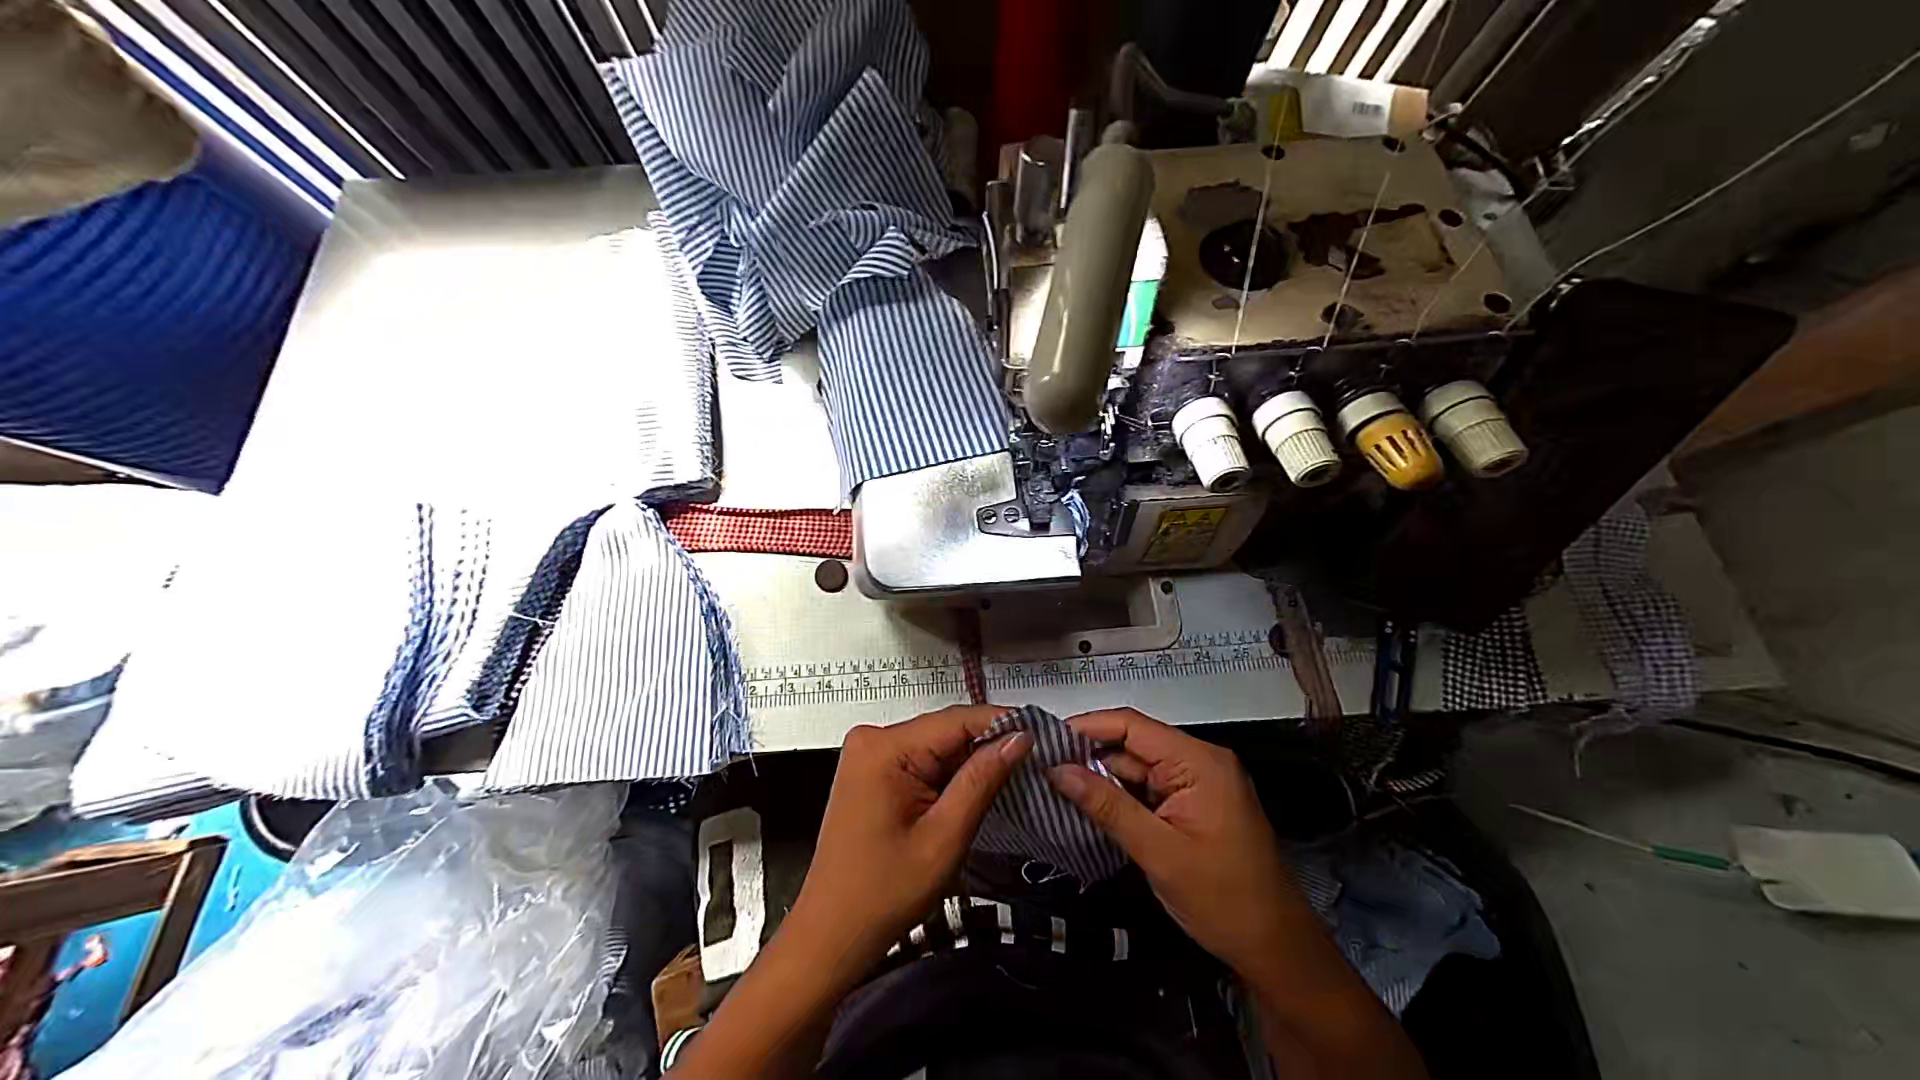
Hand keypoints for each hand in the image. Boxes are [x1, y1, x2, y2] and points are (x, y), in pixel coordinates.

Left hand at [790, 705, 1031, 968]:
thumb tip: (1018, 739)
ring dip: (971, 762)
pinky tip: (974, 790)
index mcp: (883, 748)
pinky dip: (950, 775)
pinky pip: (923, 760)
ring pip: (938, 745)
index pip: (957, 719)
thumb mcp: (944, 837)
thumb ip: (982, 780)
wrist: (833, 932)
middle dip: (989, 746)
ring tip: (1012, 778)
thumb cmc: (881, 893)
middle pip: (947, 729)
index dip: (1004, 723)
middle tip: (1034, 762)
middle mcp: (872, 740)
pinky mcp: (873, 771)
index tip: (1042, 734)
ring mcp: (869, 754)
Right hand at [1047, 707, 1306, 980]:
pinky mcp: (1191, 806)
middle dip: (1088, 756)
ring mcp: (1196, 785)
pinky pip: (1146, 790)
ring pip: (1135, 769)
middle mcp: (1199, 763)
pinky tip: (1088, 806)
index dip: (1087, 727)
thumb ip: (1107, 806)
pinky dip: (1118, 798)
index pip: (1132, 725)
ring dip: (1100, 780)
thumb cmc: (1226, 900)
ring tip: (1055, 787)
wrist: (1276, 950)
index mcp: (1199, 762)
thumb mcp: (1158, 851)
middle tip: (1043, 768)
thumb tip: (1058, 771)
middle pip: (1131, 745)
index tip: (1047, 739)